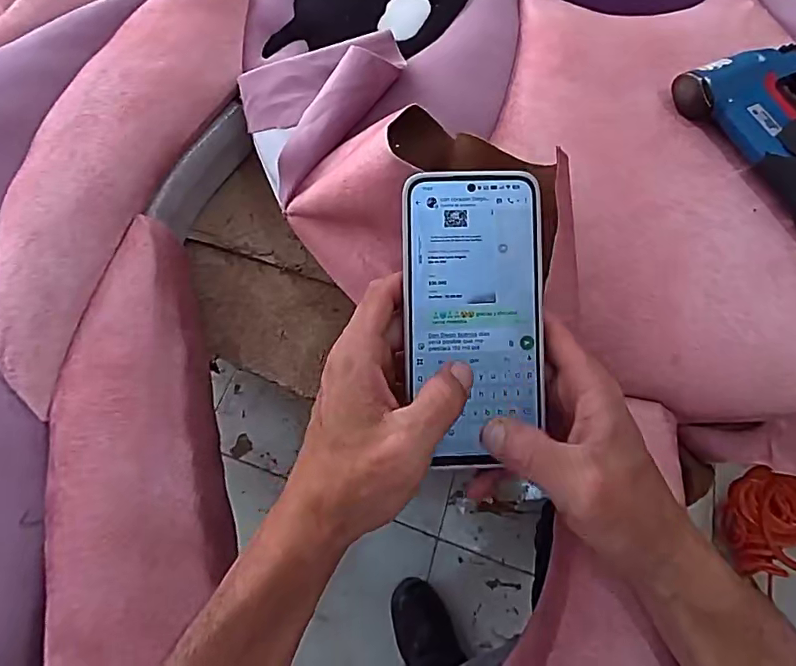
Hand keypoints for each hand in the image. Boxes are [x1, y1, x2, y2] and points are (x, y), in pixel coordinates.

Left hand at [276, 274, 470, 550]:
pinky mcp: (368, 400)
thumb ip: (441, 399)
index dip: (413, 276)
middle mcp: (356, 360)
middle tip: (479, 306)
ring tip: (477, 335)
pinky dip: (427, 367)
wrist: (316, 525)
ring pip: (402, 345)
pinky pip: (401, 370)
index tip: (451, 270)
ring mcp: (361, 380)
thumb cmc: (355, 481)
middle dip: (435, 309)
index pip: (382, 294)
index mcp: (357, 356)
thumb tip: (463, 367)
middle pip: (397, 317)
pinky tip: (459, 376)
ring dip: (435, 341)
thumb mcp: (408, 441)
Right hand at [476, 316, 696, 581]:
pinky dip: (503, 454)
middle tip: (451, 356)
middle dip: (497, 364)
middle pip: (533, 368)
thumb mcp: (575, 479)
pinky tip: (475, 475)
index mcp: (590, 389)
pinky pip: (526, 442)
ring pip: (525, 406)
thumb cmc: (625, 508)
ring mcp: (569, 428)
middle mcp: (579, 400)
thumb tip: (488, 424)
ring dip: (494, 413)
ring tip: (451, 410)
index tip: (486, 307)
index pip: (556, 337)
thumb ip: (530, 450)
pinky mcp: (560, 455)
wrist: (650, 555)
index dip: (526, 317)